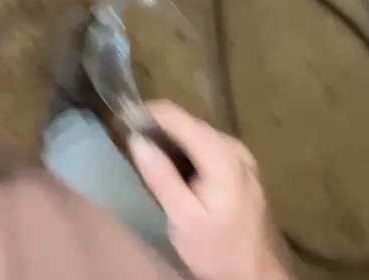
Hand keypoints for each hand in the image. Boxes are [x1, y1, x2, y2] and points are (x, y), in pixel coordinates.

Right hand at [129, 101, 293, 279]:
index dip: (146, 115)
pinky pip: (209, 147)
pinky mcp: (244, 169)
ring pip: (197, 135)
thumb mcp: (184, 220)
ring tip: (153, 163)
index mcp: (221, 155)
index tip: (124, 126)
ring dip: (173, 143)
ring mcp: (242, 157)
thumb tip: (137, 139)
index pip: (175, 116)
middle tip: (136, 151)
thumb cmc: (220, 253)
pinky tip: (179, 175)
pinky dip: (189, 153)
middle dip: (159, 131)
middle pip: (187, 123)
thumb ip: (161, 177)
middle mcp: (234, 147)